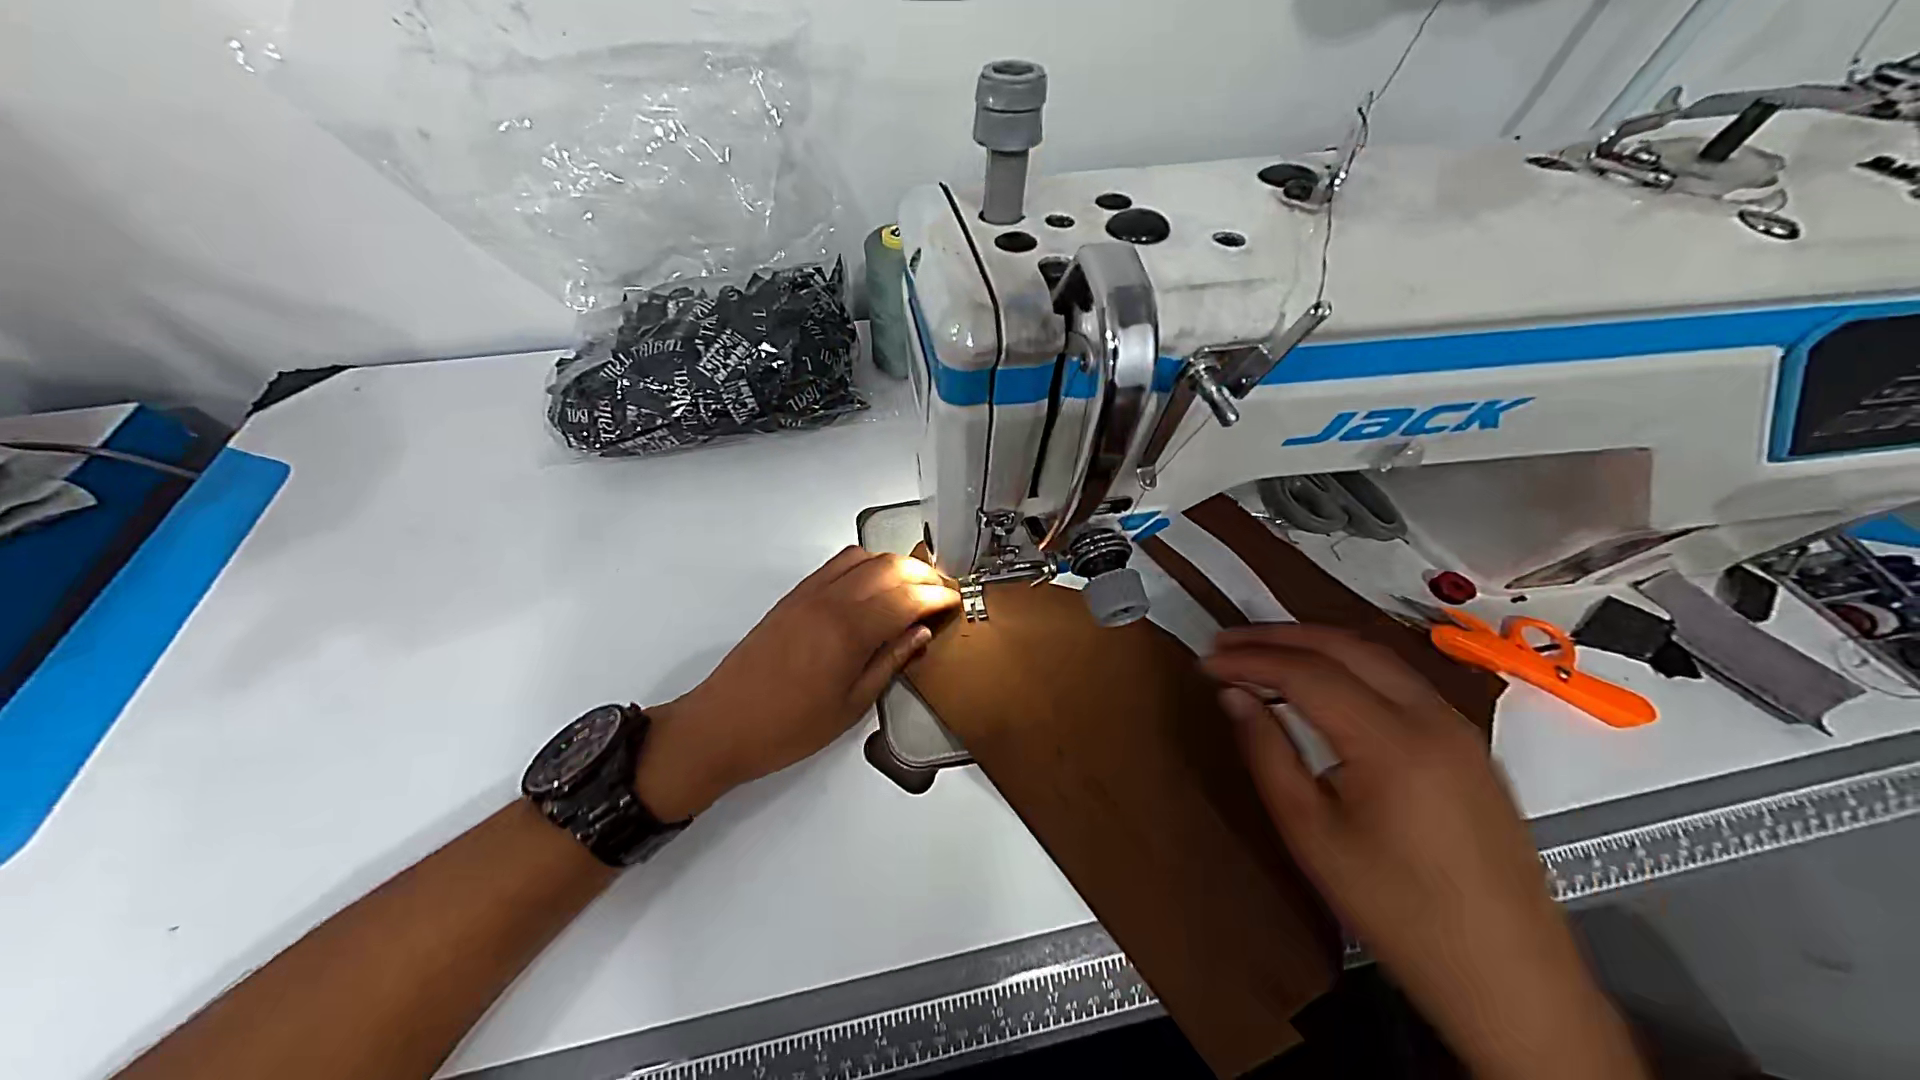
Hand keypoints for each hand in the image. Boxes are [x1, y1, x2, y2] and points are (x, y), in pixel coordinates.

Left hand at [635, 548, 959, 819]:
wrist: (722, 725)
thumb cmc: (787, 727)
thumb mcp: (851, 705)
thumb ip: (890, 662)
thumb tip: (919, 634)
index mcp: (849, 631)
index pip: (908, 597)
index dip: (937, 597)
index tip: (954, 603)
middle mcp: (830, 601)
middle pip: (890, 567)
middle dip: (923, 574)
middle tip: (941, 593)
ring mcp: (808, 593)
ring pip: (863, 557)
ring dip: (895, 564)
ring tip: (913, 586)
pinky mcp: (793, 596)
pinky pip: (836, 564)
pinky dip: (864, 565)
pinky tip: (873, 586)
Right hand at [1204, 624, 1644, 1079]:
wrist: (1509, 978)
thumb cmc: (1399, 911)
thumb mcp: (1310, 832)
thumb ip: (1267, 751)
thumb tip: (1234, 696)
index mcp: (1392, 741)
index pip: (1306, 671)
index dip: (1249, 659)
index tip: (1208, 661)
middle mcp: (1432, 718)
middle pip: (1344, 645)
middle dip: (1278, 636)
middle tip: (1227, 641)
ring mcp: (1458, 728)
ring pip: (1375, 656)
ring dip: (1315, 645)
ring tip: (1264, 653)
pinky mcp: (1468, 745)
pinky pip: (1399, 680)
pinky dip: (1348, 667)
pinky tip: (1320, 686)